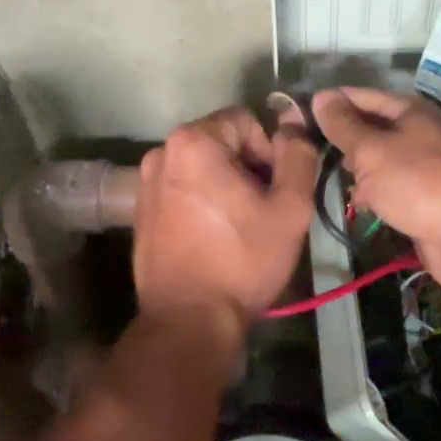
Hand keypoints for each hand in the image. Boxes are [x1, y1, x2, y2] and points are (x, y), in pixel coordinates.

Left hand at [132, 106, 316, 323]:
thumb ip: (298, 157)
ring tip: (242, 226)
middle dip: (249, 168)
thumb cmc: (243, 260)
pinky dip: (204, 203)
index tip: (277, 190)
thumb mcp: (289, 208)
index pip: (247, 121)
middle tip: (265, 210)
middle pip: (222, 142)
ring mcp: (146, 182)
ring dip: (227, 186)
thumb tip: (295, 124)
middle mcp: (162, 153)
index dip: (270, 151)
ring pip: (203, 168)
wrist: (189, 319)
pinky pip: (183, 190)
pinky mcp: (141, 211)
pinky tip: (216, 237)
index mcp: (194, 142)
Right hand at [311, 87, 440, 291]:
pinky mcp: (425, 196)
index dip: (334, 102)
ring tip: (327, 173)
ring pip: (381, 158)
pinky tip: (357, 201)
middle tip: (308, 146)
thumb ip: (343, 125)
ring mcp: (425, 166)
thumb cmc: (417, 184)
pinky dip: (374, 190)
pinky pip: (391, 185)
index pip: (364, 96)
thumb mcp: (371, 151)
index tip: (300, 111)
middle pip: (374, 127)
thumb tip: (320, 96)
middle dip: (344, 136)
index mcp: (411, 112)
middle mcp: (420, 133)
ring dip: (357, 167)